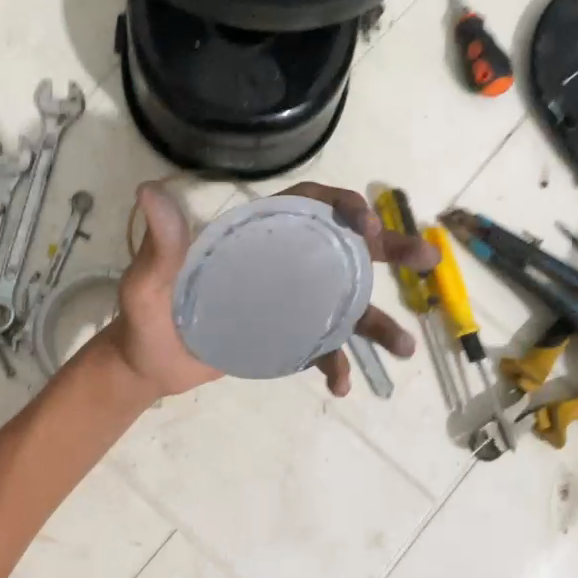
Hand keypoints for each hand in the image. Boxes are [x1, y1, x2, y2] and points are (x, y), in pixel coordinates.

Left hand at [106, 181, 440, 399]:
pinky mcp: (288, 341)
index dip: (342, 207)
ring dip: (380, 321)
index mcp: (255, 238)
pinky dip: (337, 366)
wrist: (148, 367)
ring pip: (347, 305)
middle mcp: (281, 266)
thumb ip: (160, 246)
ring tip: (403, 346)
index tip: (367, 224)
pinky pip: (324, 349)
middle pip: (344, 250)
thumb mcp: (150, 281)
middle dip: (390, 250)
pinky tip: (339, 385)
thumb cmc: (147, 317)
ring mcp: (289, 306)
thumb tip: (149, 192)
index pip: (307, 207)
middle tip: (430, 257)